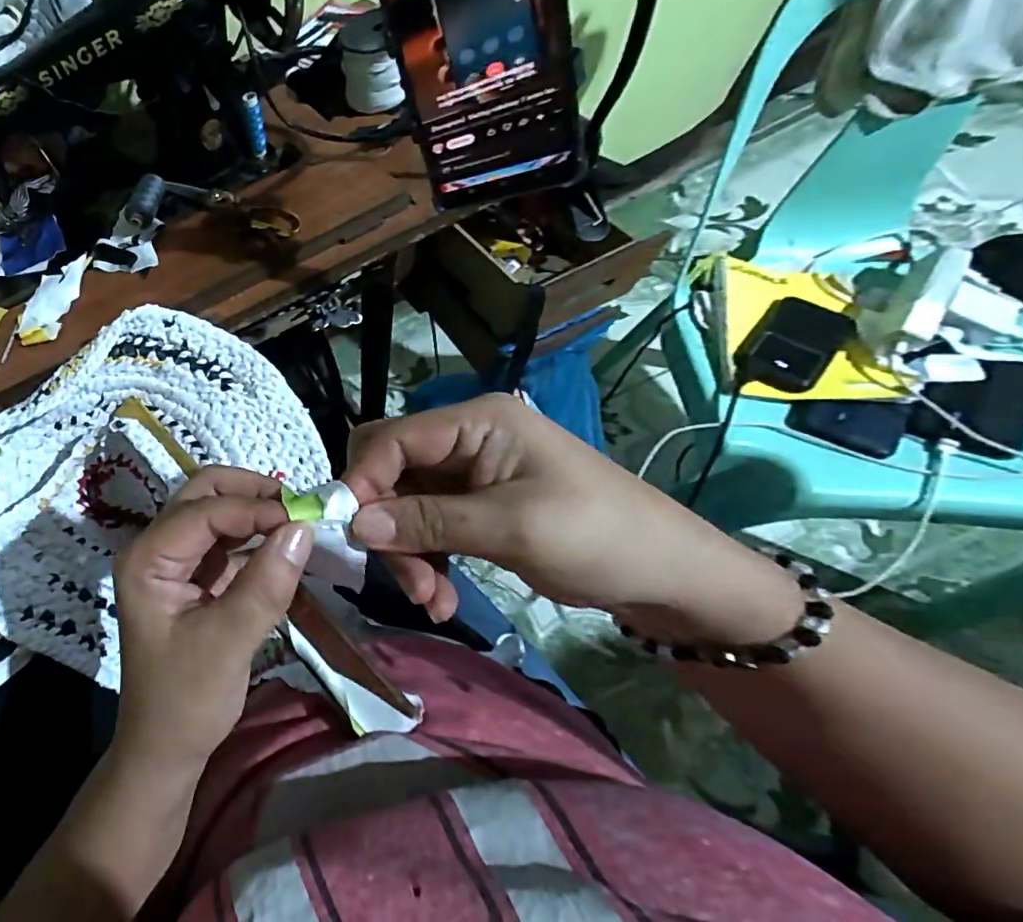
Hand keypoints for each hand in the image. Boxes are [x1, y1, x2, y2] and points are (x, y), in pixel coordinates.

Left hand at [113, 467, 310, 766]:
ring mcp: (173, 562)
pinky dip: (255, 539)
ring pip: (215, 514)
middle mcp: (155, 548)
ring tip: (299, 522)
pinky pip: (225, 543)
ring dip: (255, 512)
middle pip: (203, 495)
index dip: (254, 508)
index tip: (304, 518)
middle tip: (298, 505)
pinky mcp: (193, 578)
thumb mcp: (229, 642)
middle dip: (250, 494)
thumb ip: (265, 584)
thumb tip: (303, 529)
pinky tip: (285, 547)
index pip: (203, 511)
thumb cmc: (186, 700)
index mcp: (147, 558)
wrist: (165, 750)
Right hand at [342, 393, 798, 643]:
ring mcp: (466, 474)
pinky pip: (425, 528)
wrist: (671, 577)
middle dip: (386, 524)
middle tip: (404, 577)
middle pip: (390, 472)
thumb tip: (354, 524)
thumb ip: (429, 521)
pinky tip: (441, 598)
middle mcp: (463, 439)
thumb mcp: (513, 527)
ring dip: (406, 553)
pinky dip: (425, 561)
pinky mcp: (472, 507)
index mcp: (476, 421)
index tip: (350, 534)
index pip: (392, 440)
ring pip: (402, 505)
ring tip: (431, 600)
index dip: (363, 481)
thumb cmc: (600, 536)